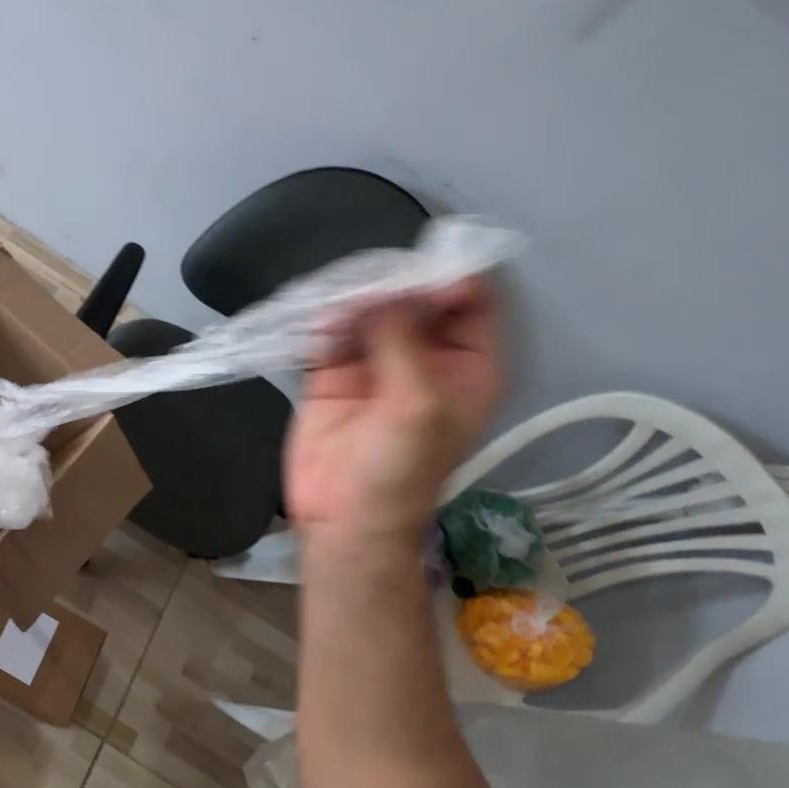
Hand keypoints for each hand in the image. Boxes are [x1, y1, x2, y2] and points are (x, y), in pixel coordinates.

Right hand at [285, 279, 501, 543]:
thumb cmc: (400, 469)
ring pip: (370, 312)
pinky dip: (322, 322)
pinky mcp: (332, 375)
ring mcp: (376, 365)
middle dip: (395, 284)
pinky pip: (330, 335)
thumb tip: (383, 292)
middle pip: (416, 300)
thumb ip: (403, 343)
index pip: (472, 304)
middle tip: (367, 279)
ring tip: (336, 302)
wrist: (344, 517)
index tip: (418, 270)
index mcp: (468, 366)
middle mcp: (426, 357)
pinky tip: (316, 321)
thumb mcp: (417, 405)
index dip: (451, 279)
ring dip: (353, 301)